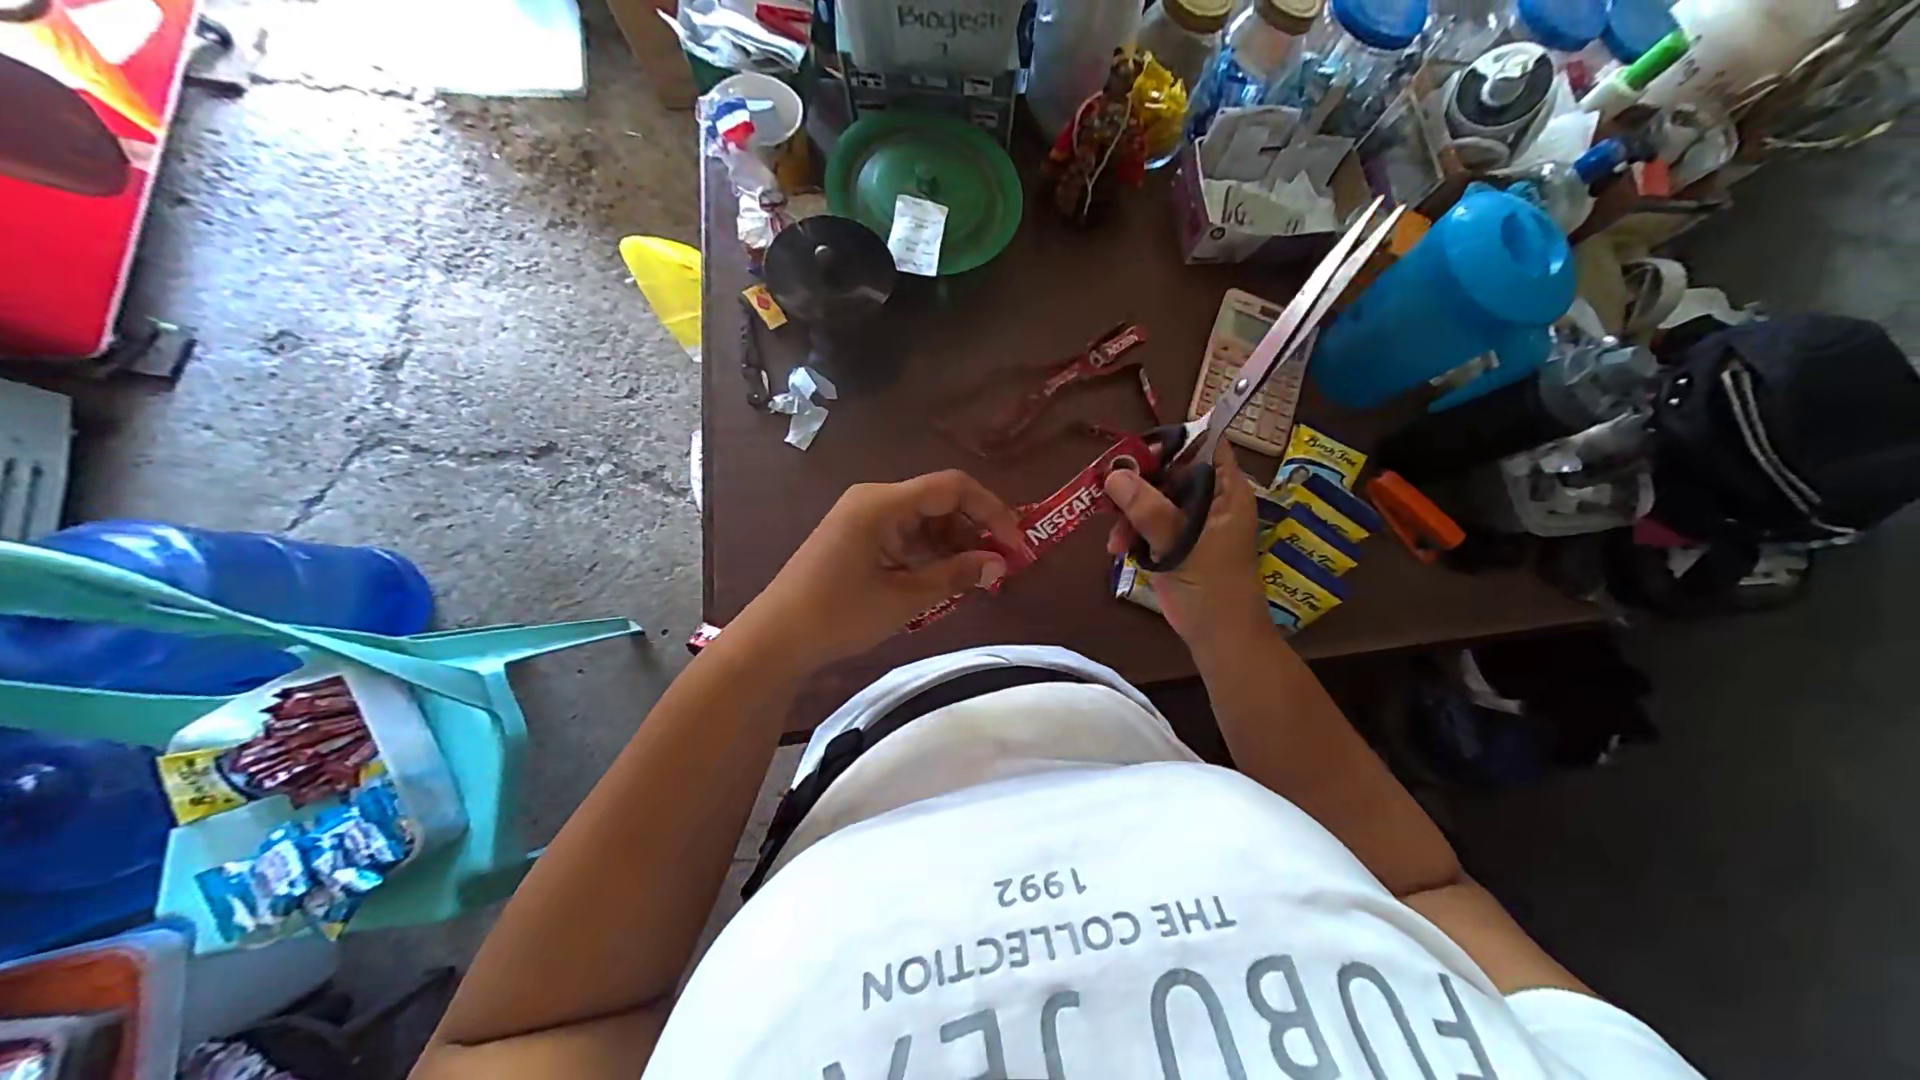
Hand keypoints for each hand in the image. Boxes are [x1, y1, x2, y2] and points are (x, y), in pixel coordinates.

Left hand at [733, 470, 1029, 672]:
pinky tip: (947, 579)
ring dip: (955, 545)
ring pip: (925, 520)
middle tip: (1004, 566)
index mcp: (883, 503)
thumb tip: (999, 564)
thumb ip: (955, 575)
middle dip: (976, 531)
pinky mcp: (859, 537)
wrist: (776, 637)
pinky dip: (930, 554)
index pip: (953, 488)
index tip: (1016, 544)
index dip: (991, 512)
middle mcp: (874, 500)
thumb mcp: (904, 598)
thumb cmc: (839, 615)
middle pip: (940, 501)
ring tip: (980, 578)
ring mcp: (864, 518)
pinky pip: (906, 535)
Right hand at [1104, 441, 1269, 648]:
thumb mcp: (1181, 544)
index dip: (1172, 442)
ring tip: (1116, 539)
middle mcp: (1209, 498)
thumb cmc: (1212, 589)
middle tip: (1108, 493)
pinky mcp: (1172, 540)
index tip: (1136, 454)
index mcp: (1226, 490)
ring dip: (1127, 512)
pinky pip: (1145, 522)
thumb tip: (1113, 476)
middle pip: (1168, 470)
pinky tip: (1118, 549)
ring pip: (1151, 496)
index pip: (1204, 445)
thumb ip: (1149, 509)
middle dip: (1137, 482)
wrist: (1218, 638)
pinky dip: (1129, 532)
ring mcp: (1189, 520)